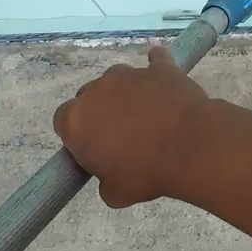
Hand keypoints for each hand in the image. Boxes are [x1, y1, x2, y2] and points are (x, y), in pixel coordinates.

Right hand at [52, 46, 211, 206]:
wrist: (188, 145)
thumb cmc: (144, 172)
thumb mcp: (112, 191)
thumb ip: (103, 174)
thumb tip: (112, 168)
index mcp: (78, 119)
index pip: (63, 119)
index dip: (76, 133)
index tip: (90, 146)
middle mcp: (100, 89)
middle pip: (89, 94)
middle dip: (99, 110)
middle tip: (117, 132)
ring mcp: (131, 73)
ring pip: (118, 77)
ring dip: (124, 91)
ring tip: (142, 112)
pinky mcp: (160, 66)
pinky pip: (155, 59)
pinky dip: (156, 66)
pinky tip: (160, 73)